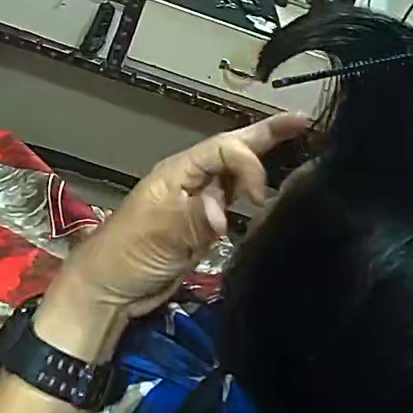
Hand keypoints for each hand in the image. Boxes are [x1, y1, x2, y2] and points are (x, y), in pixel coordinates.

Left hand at [38, 113, 310, 359]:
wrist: (110, 291)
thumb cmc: (127, 255)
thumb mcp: (158, 233)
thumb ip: (193, 218)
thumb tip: (224, 214)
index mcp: (180, 170)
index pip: (225, 150)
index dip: (249, 165)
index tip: (257, 199)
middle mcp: (193, 179)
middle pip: (234, 149)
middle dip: (267, 135)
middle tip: (301, 121)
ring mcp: (199, 202)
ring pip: (236, 174)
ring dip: (262, 162)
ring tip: (296, 146)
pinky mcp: (204, 226)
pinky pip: (233, 202)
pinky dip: (253, 195)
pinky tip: (269, 195)